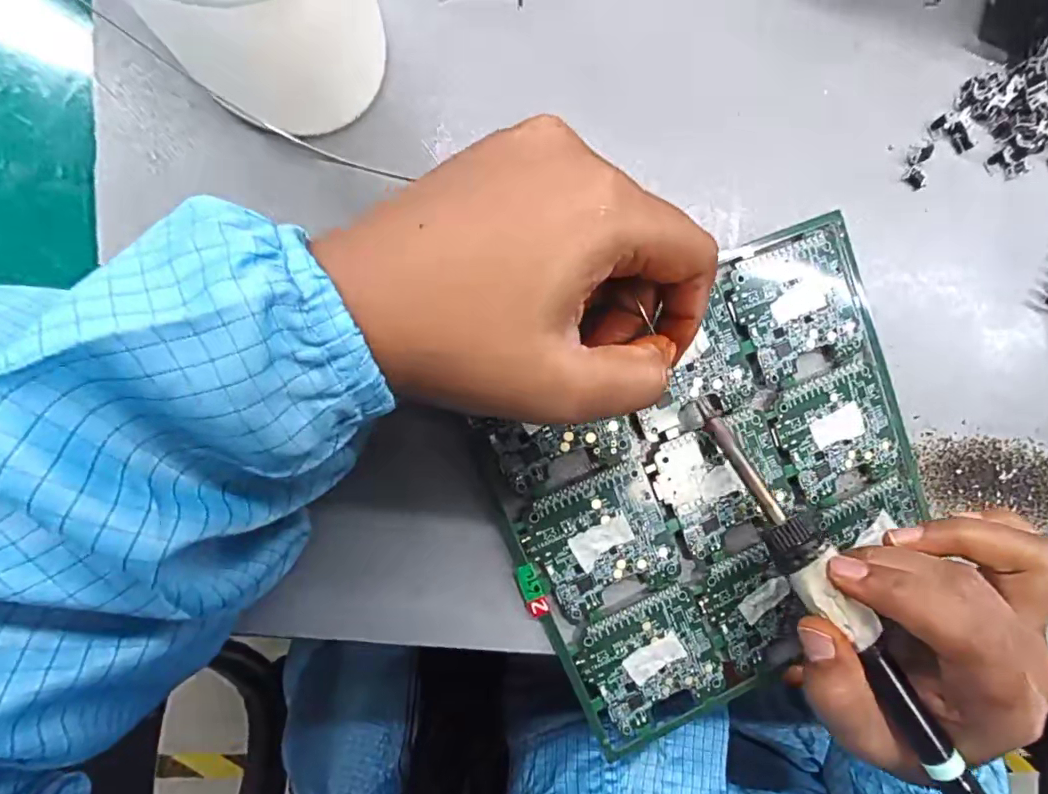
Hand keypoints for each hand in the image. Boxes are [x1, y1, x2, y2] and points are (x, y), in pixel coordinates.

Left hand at [310, 115, 717, 423]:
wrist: (354, 308)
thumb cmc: (455, 345)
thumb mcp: (566, 390)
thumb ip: (641, 384)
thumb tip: (654, 359)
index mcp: (602, 205)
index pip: (693, 254)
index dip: (685, 316)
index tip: (646, 356)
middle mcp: (573, 156)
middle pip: (647, 240)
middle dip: (630, 307)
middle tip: (582, 351)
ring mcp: (529, 148)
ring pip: (607, 224)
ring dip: (596, 284)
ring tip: (545, 325)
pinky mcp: (496, 157)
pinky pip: (563, 205)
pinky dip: (563, 254)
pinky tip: (520, 291)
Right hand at [788, 511, 1047, 782]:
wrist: (941, 733)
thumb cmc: (908, 738)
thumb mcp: (863, 736)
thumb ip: (836, 693)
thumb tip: (817, 628)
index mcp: (1005, 706)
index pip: (970, 633)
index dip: (903, 593)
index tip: (841, 576)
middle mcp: (1034, 663)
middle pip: (976, 588)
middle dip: (898, 568)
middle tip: (840, 566)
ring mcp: (1038, 626)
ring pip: (1024, 554)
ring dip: (950, 536)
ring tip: (889, 542)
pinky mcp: (1031, 599)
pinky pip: (1023, 543)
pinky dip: (978, 528)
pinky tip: (927, 536)